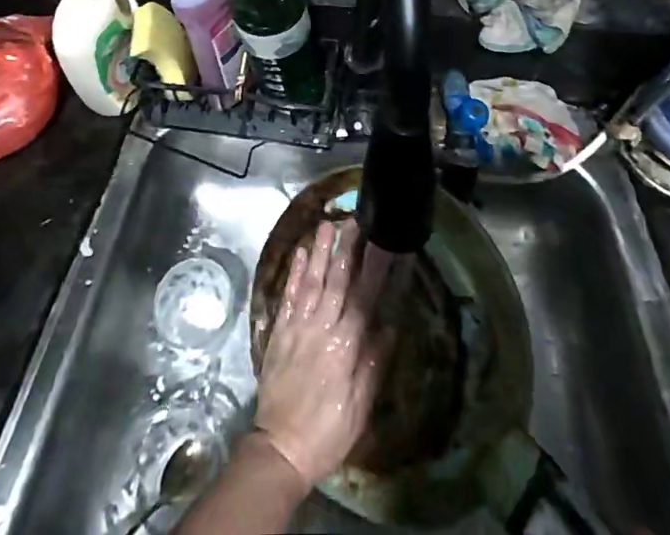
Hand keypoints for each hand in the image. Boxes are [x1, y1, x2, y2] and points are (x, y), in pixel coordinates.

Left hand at [253, 218, 392, 483]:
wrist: (280, 449)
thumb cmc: (328, 430)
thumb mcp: (361, 403)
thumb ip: (374, 361)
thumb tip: (389, 325)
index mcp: (346, 344)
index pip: (365, 295)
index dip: (375, 266)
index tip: (384, 240)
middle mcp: (321, 327)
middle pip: (336, 280)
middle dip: (346, 248)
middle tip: (355, 220)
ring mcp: (297, 327)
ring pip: (311, 281)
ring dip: (321, 252)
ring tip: (328, 225)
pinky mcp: (280, 333)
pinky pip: (288, 296)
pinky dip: (295, 274)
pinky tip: (301, 254)